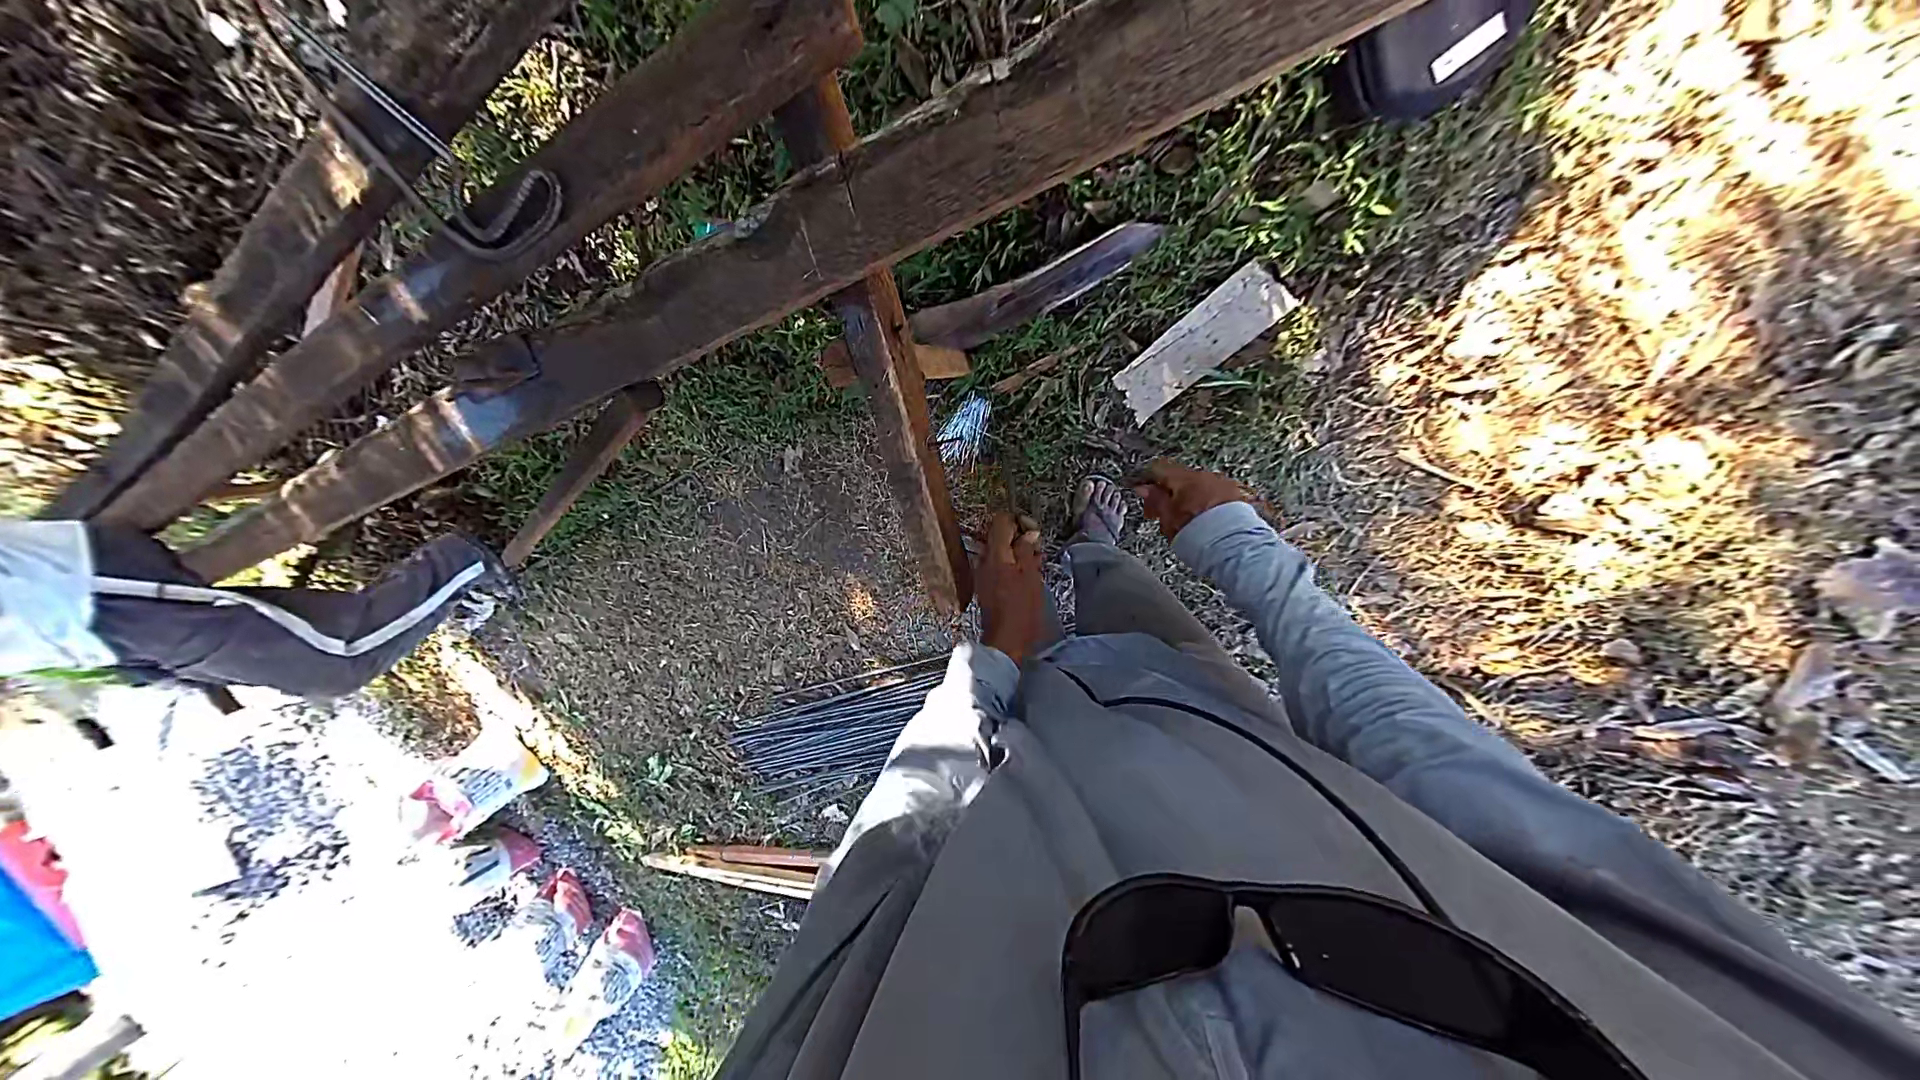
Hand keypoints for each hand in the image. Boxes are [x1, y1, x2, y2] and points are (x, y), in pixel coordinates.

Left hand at [976, 512, 1046, 660]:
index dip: (1019, 522)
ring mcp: (983, 574)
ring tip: (1035, 566)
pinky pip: (998, 567)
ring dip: (1018, 555)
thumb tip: (1028, 534)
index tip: (1033, 531)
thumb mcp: (1030, 576)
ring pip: (1000, 553)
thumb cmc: (1021, 612)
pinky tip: (1026, 579)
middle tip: (1037, 550)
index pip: (1001, 521)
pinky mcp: (986, 587)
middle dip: (1020, 539)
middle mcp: (984, 561)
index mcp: (994, 555)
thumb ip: (1027, 551)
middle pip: (999, 536)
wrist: (1006, 641)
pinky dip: (1012, 567)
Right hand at [1132, 459, 1254, 539]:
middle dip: (1168, 494)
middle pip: (1180, 479)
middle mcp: (1206, 476)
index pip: (1159, 469)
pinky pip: (1214, 496)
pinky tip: (1202, 522)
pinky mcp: (1237, 497)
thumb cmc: (1199, 534)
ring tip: (1183, 522)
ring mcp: (1223, 486)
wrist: (1233, 547)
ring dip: (1187, 500)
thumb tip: (1144, 488)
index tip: (1143, 493)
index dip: (1146, 481)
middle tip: (1160, 514)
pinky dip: (1204, 506)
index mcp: (1186, 478)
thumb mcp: (1167, 518)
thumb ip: (1154, 499)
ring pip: (1198, 488)